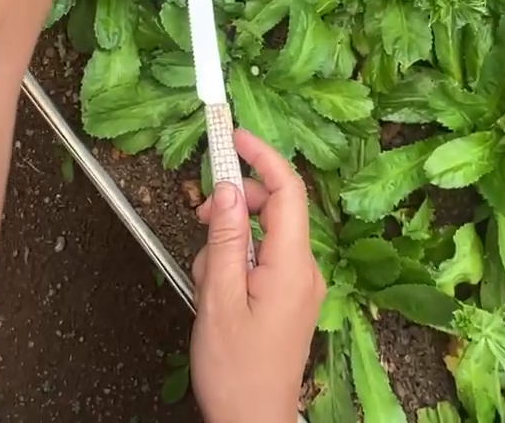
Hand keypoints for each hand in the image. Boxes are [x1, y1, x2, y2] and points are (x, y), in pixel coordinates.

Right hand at [189, 129, 324, 422]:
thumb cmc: (235, 370)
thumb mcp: (219, 297)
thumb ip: (226, 236)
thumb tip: (230, 186)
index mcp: (292, 265)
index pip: (287, 190)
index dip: (263, 154)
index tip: (235, 135)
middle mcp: (304, 268)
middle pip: (274, 207)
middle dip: (236, 202)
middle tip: (200, 215)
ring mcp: (299, 282)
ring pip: (263, 231)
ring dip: (230, 236)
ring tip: (206, 273)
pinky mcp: (290, 294)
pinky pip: (264, 255)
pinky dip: (237, 256)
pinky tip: (216, 285)